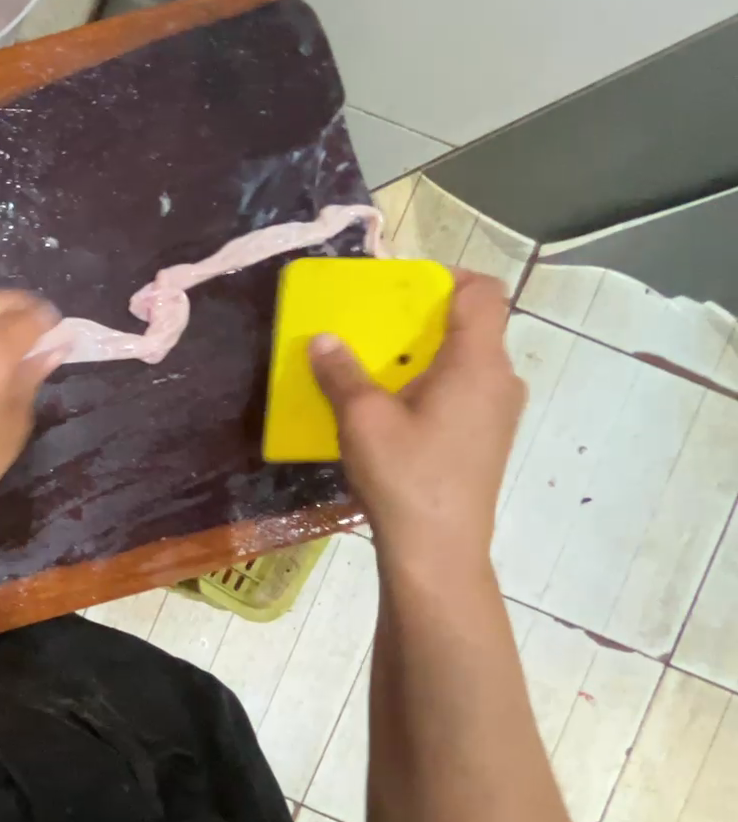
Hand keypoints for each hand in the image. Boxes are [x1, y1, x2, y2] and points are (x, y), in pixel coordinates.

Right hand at [310, 271, 524, 560]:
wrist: (437, 544)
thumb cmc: (404, 473)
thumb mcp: (361, 418)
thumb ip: (341, 373)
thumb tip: (323, 338)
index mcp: (477, 364)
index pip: (482, 294)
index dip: (445, 277)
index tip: (397, 282)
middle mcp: (498, 379)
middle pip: (468, 327)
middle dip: (416, 319)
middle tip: (365, 326)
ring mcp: (495, 410)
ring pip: (460, 361)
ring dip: (415, 354)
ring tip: (366, 367)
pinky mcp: (482, 435)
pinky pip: (456, 389)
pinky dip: (422, 382)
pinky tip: (384, 406)